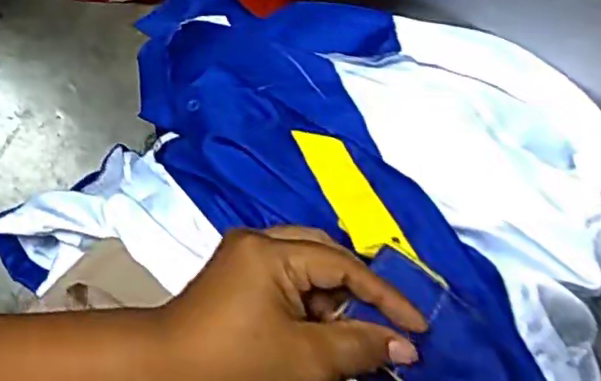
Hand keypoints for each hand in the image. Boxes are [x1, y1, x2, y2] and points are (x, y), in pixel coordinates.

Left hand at [159, 227, 426, 380]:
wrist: (178, 360)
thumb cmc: (240, 356)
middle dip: (360, 289)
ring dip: (336, 300)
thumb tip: (401, 343)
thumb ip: (360, 345)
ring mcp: (243, 254)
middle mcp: (254, 240)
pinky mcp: (239, 273)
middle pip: (322, 253)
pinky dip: (313, 303)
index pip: (340, 261)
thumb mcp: (310, 356)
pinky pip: (287, 276)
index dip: (386, 294)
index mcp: (267, 249)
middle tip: (394, 329)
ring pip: (306, 266)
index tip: (421, 327)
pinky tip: (329, 335)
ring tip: (358, 342)